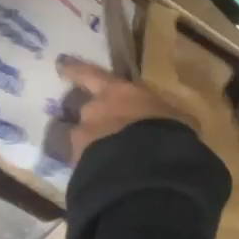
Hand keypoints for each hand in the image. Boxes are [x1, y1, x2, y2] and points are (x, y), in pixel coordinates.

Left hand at [56, 59, 190, 162]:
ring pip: (83, 136)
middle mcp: (94, 109)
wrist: (145, 166)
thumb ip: (165, 115)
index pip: (90, 75)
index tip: (61, 65)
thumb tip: (169, 118)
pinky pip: (85, 161)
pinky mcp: (78, 163)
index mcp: (118, 92)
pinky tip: (105, 174)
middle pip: (87, 108)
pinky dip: (93, 164)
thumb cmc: (167, 130)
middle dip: (94, 116)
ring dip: (93, 142)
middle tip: (105, 125)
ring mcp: (83, 136)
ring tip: (107, 155)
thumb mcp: (178, 118)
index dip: (76, 70)